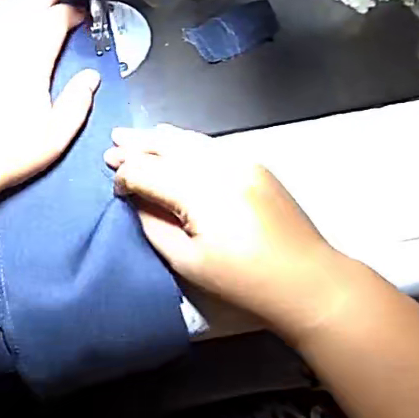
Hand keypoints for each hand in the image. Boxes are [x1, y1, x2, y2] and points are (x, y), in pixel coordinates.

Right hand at [105, 124, 359, 336]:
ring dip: (159, 138)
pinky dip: (186, 142)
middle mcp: (220, 167)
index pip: (148, 172)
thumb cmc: (243, 281)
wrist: (306, 278)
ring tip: (133, 136)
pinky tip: (173, 141)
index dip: (126, 178)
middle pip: (168, 147)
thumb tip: (137, 201)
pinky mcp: (255, 165)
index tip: (116, 191)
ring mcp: (241, 161)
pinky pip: (211, 145)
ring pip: (190, 140)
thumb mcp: (187, 262)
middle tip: (112, 145)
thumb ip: (154, 226)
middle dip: (138, 146)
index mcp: (201, 193)